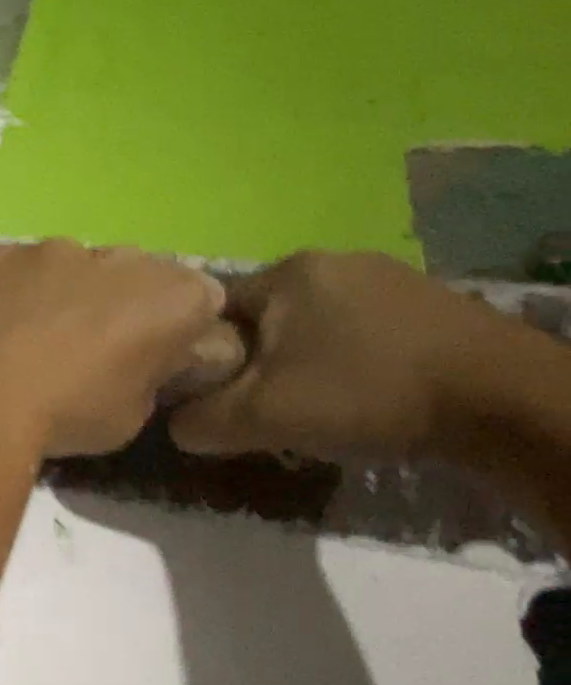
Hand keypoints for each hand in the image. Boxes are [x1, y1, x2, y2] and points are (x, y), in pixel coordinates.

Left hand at [0, 239, 225, 455]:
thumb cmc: (63, 417)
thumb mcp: (133, 416)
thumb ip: (149, 374)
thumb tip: (139, 362)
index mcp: (175, 296)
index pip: (197, 300)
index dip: (170, 328)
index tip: (143, 354)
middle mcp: (122, 257)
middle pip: (128, 275)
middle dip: (111, 303)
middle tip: (76, 347)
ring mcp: (52, 249)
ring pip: (65, 266)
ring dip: (55, 292)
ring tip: (20, 336)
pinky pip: (10, 269)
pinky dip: (3, 290)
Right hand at [169, 251, 511, 459]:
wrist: (507, 405)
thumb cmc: (363, 395)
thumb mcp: (253, 419)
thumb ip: (192, 422)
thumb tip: (176, 423)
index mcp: (286, 272)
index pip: (206, 312)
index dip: (194, 358)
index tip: (204, 397)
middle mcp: (334, 261)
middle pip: (257, 320)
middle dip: (246, 365)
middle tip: (251, 409)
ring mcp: (388, 278)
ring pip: (304, 329)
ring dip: (292, 367)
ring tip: (302, 408)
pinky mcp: (427, 305)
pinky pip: (351, 334)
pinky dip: (338, 365)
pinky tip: (352, 398)